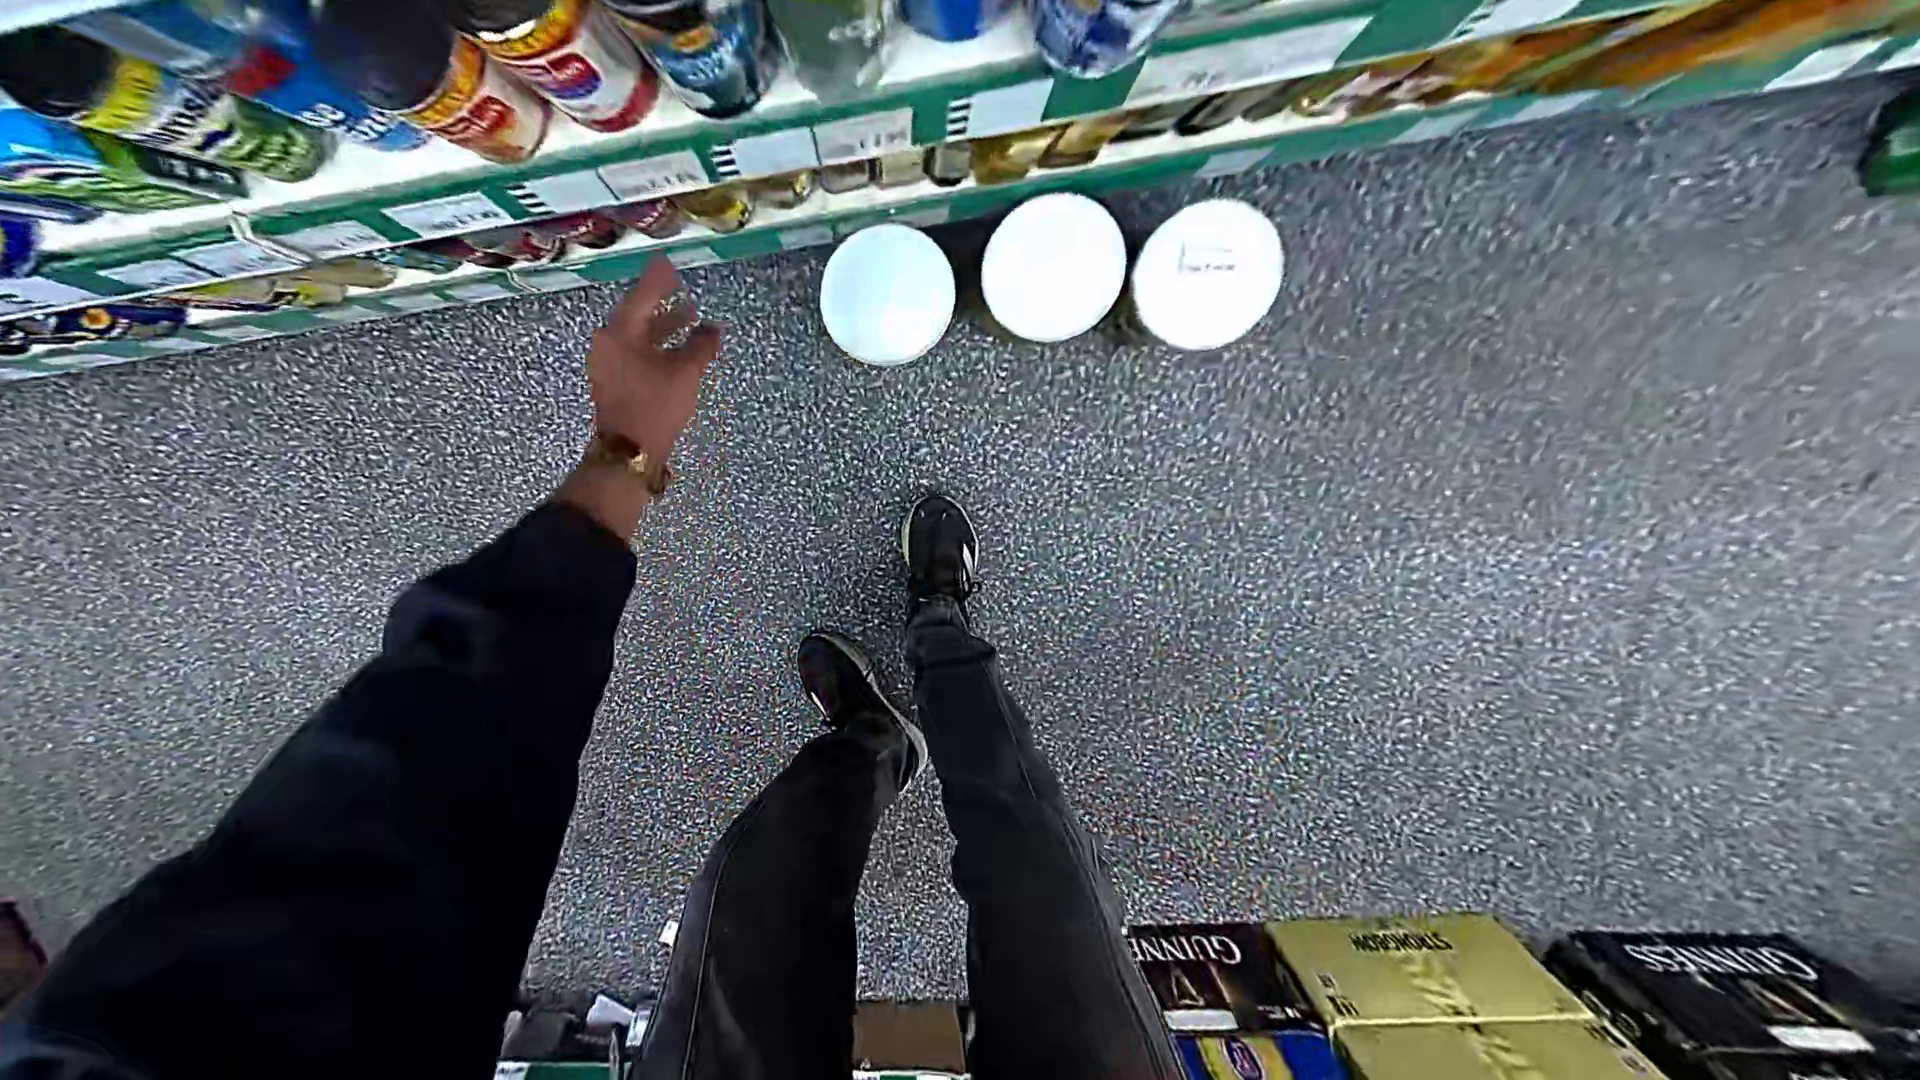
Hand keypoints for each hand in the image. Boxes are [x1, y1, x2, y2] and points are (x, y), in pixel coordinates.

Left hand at [587, 258, 719, 460]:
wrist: (630, 448)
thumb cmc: (656, 404)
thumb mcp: (685, 372)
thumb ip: (701, 346)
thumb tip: (713, 329)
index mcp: (621, 332)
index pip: (643, 295)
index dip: (659, 279)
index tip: (669, 262)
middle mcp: (609, 342)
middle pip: (638, 314)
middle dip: (664, 304)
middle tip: (683, 291)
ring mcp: (609, 363)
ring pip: (639, 335)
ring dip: (663, 327)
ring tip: (689, 319)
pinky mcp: (615, 381)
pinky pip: (637, 353)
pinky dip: (657, 346)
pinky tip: (676, 351)